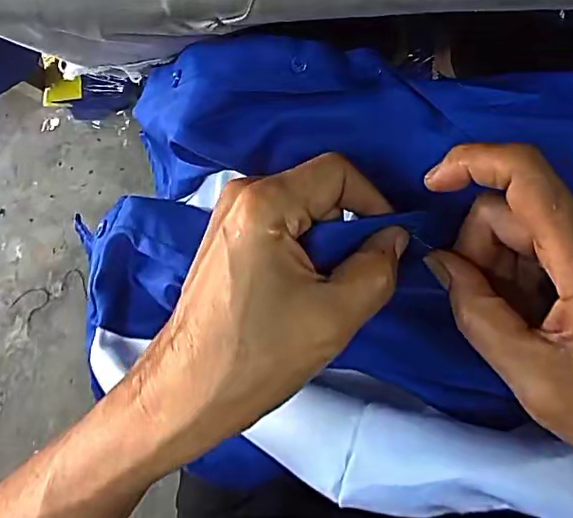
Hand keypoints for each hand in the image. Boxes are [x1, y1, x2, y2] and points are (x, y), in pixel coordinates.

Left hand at [124, 152, 409, 465]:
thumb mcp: (335, 317)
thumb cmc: (252, 359)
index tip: (385, 244)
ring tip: (323, 291)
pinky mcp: (229, 234)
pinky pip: (285, 222)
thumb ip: (378, 268)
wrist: (178, 400)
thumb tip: (394, 237)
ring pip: (306, 208)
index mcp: (265, 201)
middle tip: (352, 278)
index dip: (373, 202)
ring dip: (327, 244)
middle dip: (347, 231)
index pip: (339, 172)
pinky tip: (300, 290)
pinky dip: (304, 249)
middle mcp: (244, 193)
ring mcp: (232, 212)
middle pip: (322, 190)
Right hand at [423, 144, 572, 517]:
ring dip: (505, 273)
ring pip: (530, 233)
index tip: (431, 186)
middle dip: (481, 253)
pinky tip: (543, 329)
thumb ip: (480, 316)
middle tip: (484, 318)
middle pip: (515, 211)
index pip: (524, 171)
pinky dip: (530, 279)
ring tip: (523, 337)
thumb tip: (441, 263)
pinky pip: (553, 250)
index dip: (472, 161)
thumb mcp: (540, 382)